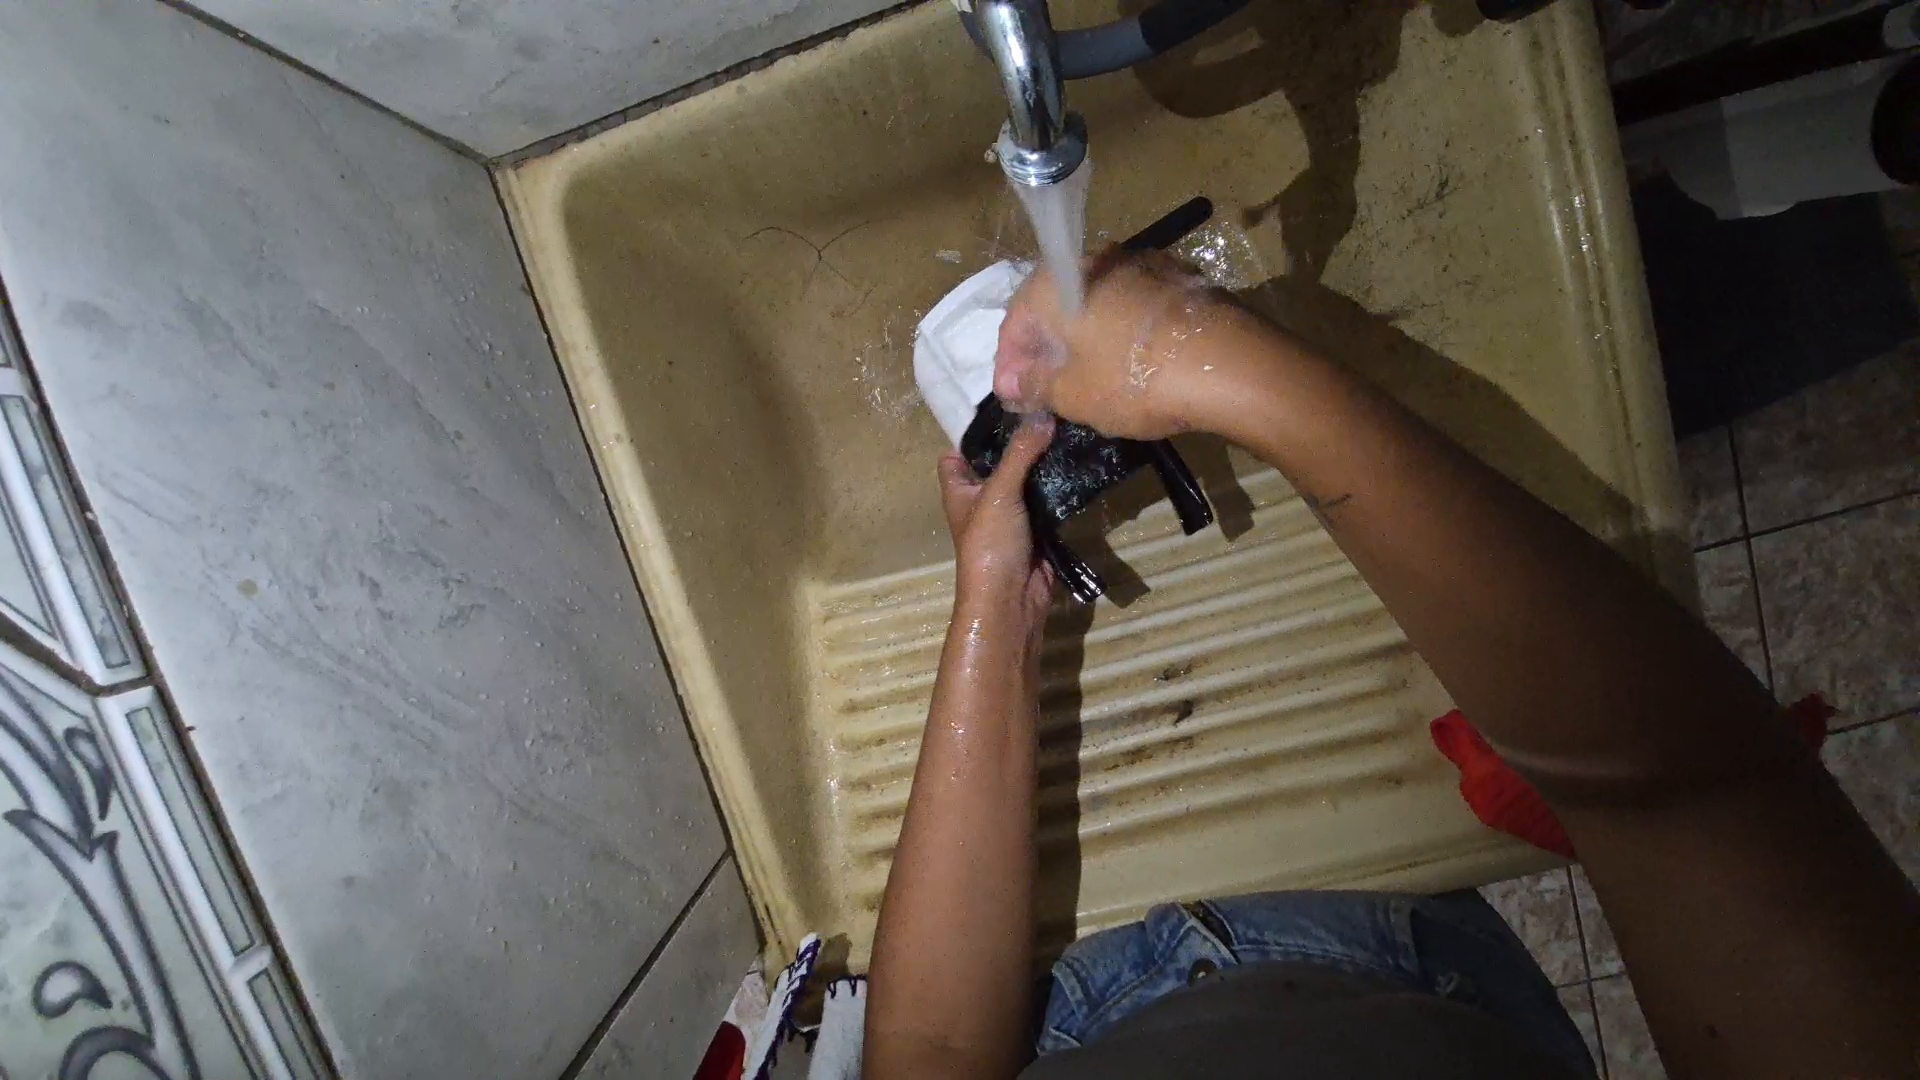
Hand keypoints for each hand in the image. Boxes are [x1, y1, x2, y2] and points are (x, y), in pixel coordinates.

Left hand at [937, 413, 1056, 627]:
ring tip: (1073, 425)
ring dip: (1047, 462)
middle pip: (1000, 461)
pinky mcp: (1039, 529)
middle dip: (1022, 440)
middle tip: (1052, 406)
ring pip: (1029, 479)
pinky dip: (1063, 486)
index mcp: (959, 490)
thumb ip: (1020, 453)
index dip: (973, 432)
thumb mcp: (998, 492)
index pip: (957, 452)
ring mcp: (1012, 515)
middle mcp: (983, 499)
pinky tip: (1083, 460)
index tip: (1004, 405)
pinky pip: (1050, 500)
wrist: (1011, 601)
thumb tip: (1043, 412)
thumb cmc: (989, 545)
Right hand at [993, 250, 1279, 439]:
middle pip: (1053, 307)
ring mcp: (1140, 263)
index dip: (1008, 364)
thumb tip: (1013, 383)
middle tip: (1043, 389)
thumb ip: (1035, 385)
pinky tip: (1123, 362)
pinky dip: (1115, 333)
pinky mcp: (1177, 277)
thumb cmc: (1135, 379)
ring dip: (1080, 340)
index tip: (1013, 398)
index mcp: (1057, 283)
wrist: (1230, 365)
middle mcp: (1095, 259)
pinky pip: (1128, 306)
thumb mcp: (1073, 394)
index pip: (1015, 321)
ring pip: (1093, 304)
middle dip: (1043, 349)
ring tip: (1082, 378)